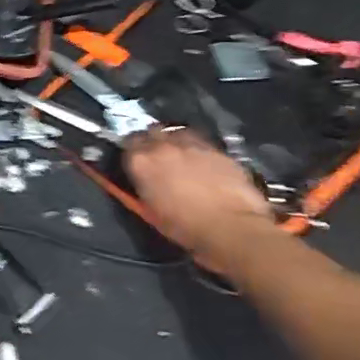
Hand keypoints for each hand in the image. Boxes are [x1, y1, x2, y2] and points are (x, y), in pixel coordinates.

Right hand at [122, 128, 273, 267]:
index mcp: (141, 162)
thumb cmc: (186, 227)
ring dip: (174, 142)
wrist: (231, 227)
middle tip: (158, 158)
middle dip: (152, 142)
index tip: (138, 163)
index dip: (133, 153)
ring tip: (181, 156)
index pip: (128, 145)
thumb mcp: (151, 212)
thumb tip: (139, 184)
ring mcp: (191, 144)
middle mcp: (162, 146)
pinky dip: (197, 149)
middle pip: (151, 132)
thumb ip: (141, 190)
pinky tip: (203, 163)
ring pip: (176, 132)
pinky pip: (200, 142)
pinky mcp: (216, 148)